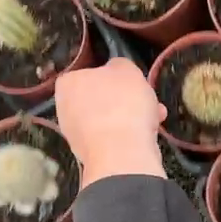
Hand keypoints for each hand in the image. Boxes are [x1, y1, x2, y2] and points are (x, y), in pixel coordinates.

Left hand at [54, 59, 166, 183]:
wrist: (123, 154)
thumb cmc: (122, 104)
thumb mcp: (127, 69)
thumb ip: (120, 65)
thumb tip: (117, 70)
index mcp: (67, 83)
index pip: (92, 74)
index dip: (116, 78)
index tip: (134, 84)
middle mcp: (65, 109)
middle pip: (103, 100)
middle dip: (128, 101)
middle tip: (147, 103)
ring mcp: (77, 136)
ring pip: (111, 121)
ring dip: (133, 119)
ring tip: (155, 120)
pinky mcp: (93, 156)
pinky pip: (114, 141)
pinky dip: (129, 138)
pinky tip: (147, 137)